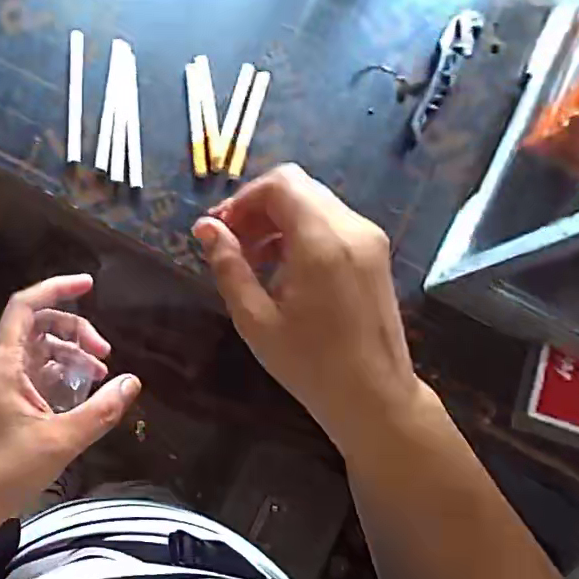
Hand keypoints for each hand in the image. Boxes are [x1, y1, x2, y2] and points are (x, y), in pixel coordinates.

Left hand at [0, 275, 141, 522]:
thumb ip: (100, 411)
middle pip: (39, 325)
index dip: (56, 289)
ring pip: (42, 349)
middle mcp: (3, 366)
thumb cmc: (7, 470)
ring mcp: (6, 383)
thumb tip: (133, 383)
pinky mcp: (12, 401)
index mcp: (4, 363)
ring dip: (73, 353)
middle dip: (75, 329)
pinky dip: (65, 374)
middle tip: (105, 352)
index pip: (25, 307)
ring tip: (101, 375)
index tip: (88, 284)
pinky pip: (41, 373)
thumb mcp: (60, 440)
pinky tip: (86, 392)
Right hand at [192, 164, 431, 447]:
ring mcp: (368, 239)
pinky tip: (280, 268)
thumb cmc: (308, 363)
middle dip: (256, 208)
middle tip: (228, 244)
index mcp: (321, 242)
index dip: (242, 199)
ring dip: (276, 220)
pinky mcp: (374, 253)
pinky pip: (329, 223)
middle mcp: (351, 228)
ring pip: (313, 203)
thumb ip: (229, 266)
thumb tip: (204, 228)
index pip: (280, 184)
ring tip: (250, 261)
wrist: (372, 395)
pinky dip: (299, 233)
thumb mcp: (255, 319)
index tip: (218, 229)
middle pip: (297, 188)